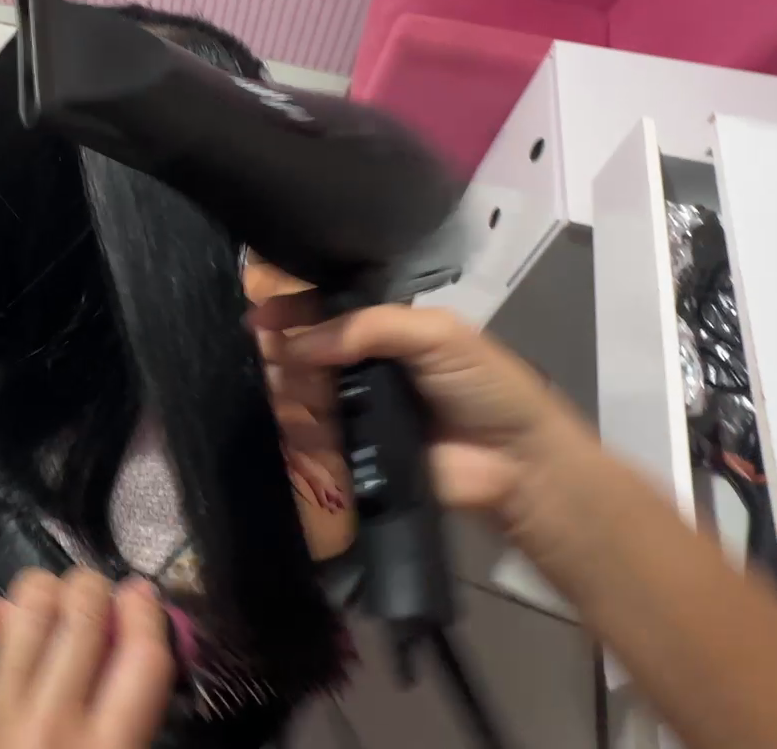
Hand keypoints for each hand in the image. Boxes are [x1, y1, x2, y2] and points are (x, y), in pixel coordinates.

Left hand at [0, 568, 174, 748]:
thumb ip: (125, 720)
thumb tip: (137, 643)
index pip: (143, 657)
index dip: (146, 613)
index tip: (138, 598)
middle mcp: (51, 726)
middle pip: (84, 610)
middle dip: (91, 591)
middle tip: (86, 603)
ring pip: (29, 602)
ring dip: (41, 595)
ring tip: (42, 614)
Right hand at [250, 298, 582, 516]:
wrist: (518, 464)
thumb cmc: (484, 387)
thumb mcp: (437, 333)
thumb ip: (369, 326)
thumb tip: (299, 343)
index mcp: (377, 332)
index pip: (320, 312)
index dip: (288, 310)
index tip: (258, 319)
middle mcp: (358, 367)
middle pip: (300, 352)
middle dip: (286, 353)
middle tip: (284, 361)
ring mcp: (352, 410)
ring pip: (298, 394)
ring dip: (291, 392)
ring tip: (311, 400)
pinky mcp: (350, 453)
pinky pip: (309, 439)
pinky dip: (299, 434)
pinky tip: (303, 431)